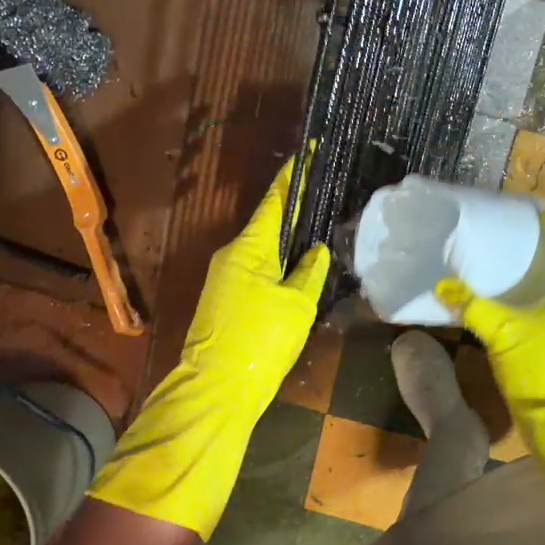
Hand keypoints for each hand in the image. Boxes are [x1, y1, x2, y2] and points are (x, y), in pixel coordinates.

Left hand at [89, 154, 329, 537]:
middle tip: (328, 197)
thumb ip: (311, 271)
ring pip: (263, 248)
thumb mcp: (298, 304)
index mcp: (249, 247)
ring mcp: (225, 277)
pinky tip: (301, 268)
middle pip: (268, 223)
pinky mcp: (226, 298)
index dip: (294, 177)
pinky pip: (257, 269)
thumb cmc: (260, 342)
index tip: (309, 154)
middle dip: (297, 210)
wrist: (216, 390)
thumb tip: (318, 248)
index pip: (275, 201)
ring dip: (289, 240)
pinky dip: (279, 263)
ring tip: (322, 230)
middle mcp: (232, 255)